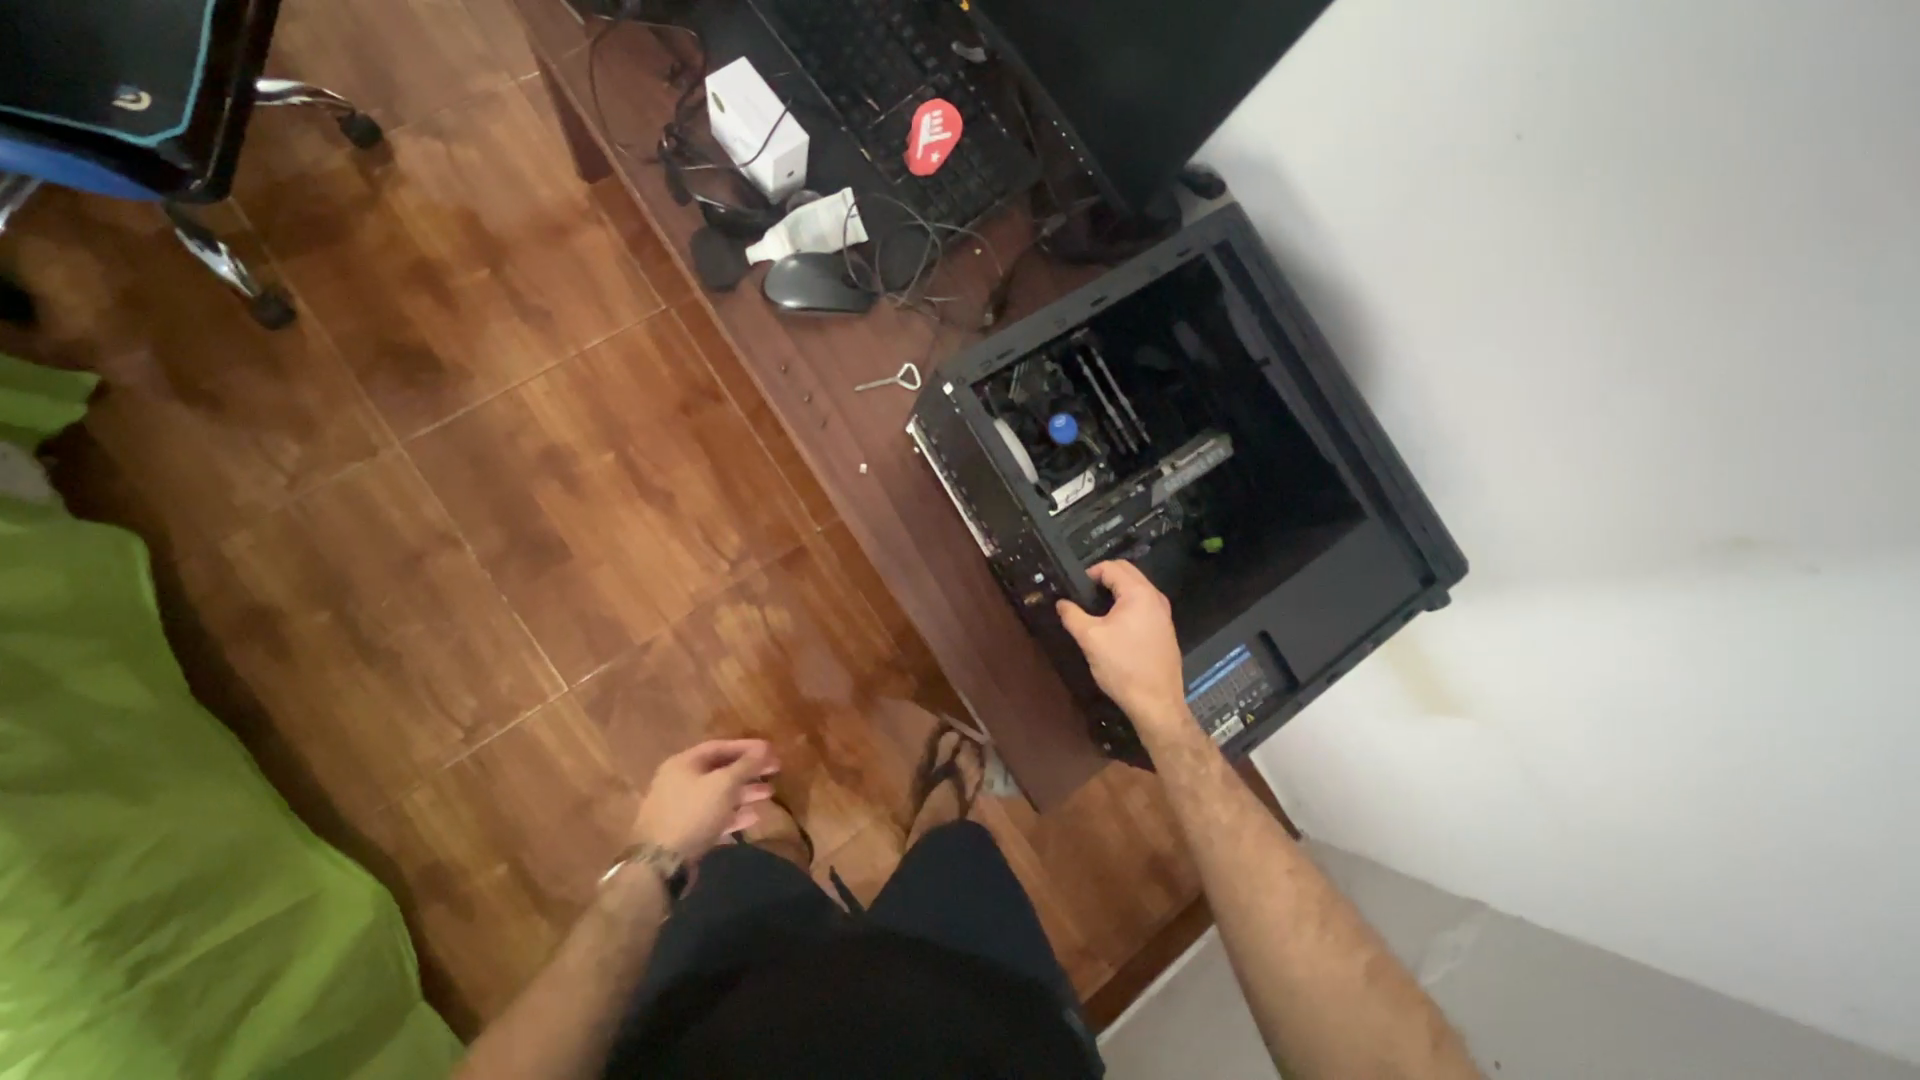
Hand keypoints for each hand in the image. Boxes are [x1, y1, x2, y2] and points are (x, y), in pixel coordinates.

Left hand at [633, 740, 777, 861]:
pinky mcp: (686, 831)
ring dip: (745, 793)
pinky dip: (734, 815)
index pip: (720, 747)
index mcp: (683, 763)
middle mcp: (679, 781)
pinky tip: (754, 818)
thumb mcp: (723, 784)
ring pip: (719, 795)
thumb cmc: (693, 813)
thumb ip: (745, 765)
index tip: (771, 750)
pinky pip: (714, 816)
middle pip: (720, 771)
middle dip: (749, 771)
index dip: (747, 747)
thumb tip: (765, 748)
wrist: (661, 863)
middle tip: (775, 770)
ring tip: (769, 794)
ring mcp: (682, 808)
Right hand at [1056, 561, 1187, 727]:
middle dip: (1104, 579)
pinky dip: (1128, 606)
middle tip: (1083, 597)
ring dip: (1116, 593)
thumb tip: (1061, 603)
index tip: (1075, 589)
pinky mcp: (1165, 630)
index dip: (1090, 573)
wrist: (1156, 702)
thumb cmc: (1122, 666)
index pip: (1112, 567)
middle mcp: (1155, 598)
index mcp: (1139, 593)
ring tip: (1096, 612)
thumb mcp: (1090, 638)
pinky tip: (1115, 627)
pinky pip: (1144, 606)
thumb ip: (1072, 615)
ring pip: (1137, 590)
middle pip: (1127, 573)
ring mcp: (1164, 614)